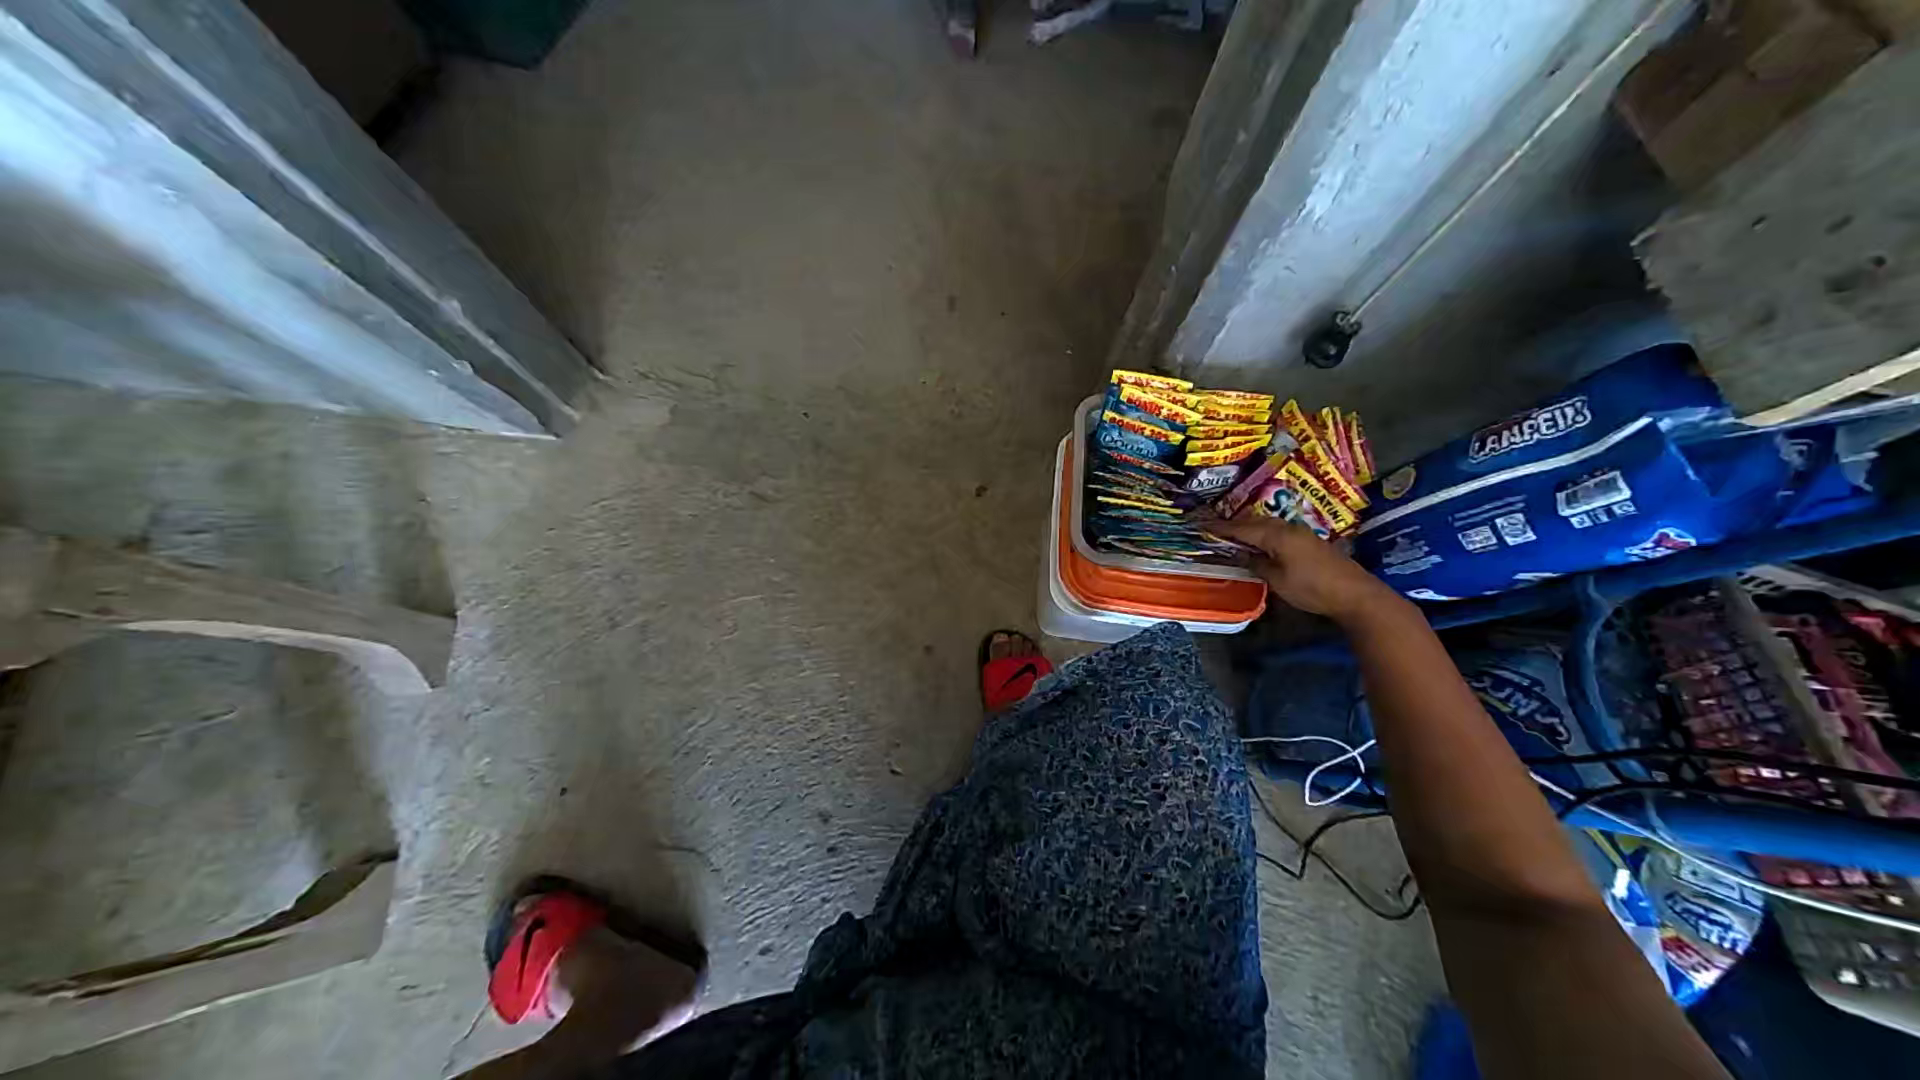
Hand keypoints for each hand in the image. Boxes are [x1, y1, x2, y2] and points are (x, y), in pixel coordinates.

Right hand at [1205, 516, 1400, 620]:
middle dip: (1233, 525)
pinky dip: (1263, 533)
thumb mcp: (1277, 580)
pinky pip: (1278, 531)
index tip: (1201, 526)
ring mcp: (1301, 533)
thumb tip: (1242, 556)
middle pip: (1254, 522)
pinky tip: (1258, 542)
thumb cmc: (1312, 588)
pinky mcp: (1309, 541)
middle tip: (1214, 529)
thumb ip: (1257, 565)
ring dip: (1249, 528)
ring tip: (1232, 534)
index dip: (1220, 528)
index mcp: (1276, 535)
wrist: (1355, 594)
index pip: (1241, 528)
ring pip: (1267, 525)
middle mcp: (1287, 528)